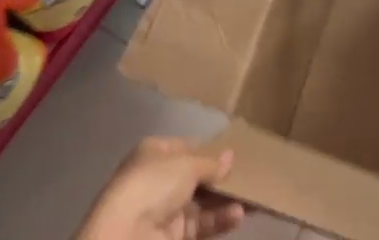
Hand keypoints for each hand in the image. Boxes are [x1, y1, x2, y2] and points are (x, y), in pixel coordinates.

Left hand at [77, 137, 244, 239]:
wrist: (125, 236)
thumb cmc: (153, 185)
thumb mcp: (185, 165)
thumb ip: (210, 163)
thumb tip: (230, 156)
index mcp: (154, 153)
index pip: (186, 148)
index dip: (209, 150)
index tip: (235, 152)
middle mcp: (160, 180)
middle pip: (196, 177)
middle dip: (221, 178)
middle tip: (252, 177)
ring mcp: (166, 210)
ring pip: (202, 203)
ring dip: (225, 201)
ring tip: (252, 199)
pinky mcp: (173, 237)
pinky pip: (201, 225)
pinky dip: (218, 220)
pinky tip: (238, 216)